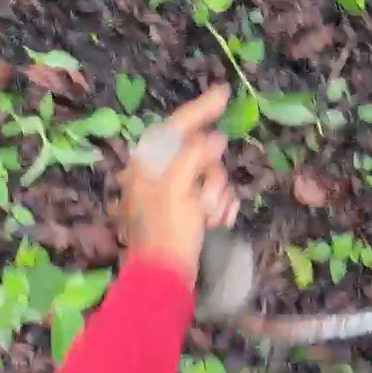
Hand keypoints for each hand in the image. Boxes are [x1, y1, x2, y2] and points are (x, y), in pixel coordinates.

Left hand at [120, 86, 239, 285]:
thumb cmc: (167, 231)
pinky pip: (212, 194)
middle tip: (209, 200)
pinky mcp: (185, 210)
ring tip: (213, 217)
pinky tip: (217, 222)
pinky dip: (219, 206)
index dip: (202, 108)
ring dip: (218, 195)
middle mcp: (157, 173)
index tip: (224, 92)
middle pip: (200, 153)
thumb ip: (196, 154)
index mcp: (147, 163)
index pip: (177, 125)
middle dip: (213, 175)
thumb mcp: (178, 186)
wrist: (163, 280)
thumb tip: (215, 140)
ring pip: (211, 174)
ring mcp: (172, 193)